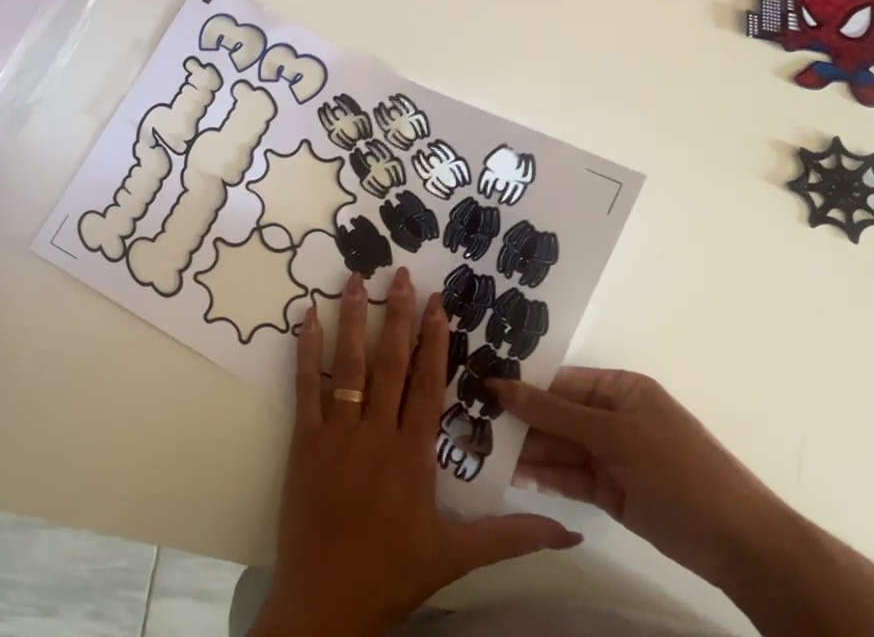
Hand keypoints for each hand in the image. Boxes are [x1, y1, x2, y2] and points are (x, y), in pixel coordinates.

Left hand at [253, 270, 581, 636]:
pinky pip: (306, 388)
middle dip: (398, 316)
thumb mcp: (457, 556)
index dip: (434, 341)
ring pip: (348, 366)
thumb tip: (570, 531)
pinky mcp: (303, 442)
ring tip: (354, 280)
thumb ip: (511, 535)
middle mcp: (376, 435)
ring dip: (352, 320)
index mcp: (414, 457)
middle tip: (400, 274)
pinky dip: (306, 352)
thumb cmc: (392, 574)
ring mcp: (336, 435)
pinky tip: (305, 318)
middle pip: (390, 364)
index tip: (437, 303)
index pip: (429, 386)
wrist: (327, 598)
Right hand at [490, 369, 786, 582]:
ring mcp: (609, 455)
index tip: (473, 388)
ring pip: (555, 446)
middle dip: (514, 419)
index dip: (518, 384)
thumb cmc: (678, 470)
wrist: (738, 543)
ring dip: (522, 449)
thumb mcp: (613, 434)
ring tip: (474, 449)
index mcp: (620, 389)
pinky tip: (505, 473)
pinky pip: (565, 476)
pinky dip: (540, 476)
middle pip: (552, 413)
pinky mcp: (607, 490)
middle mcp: (611, 416)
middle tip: (464, 422)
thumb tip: (496, 383)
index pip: (557, 380)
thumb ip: (552, 411)